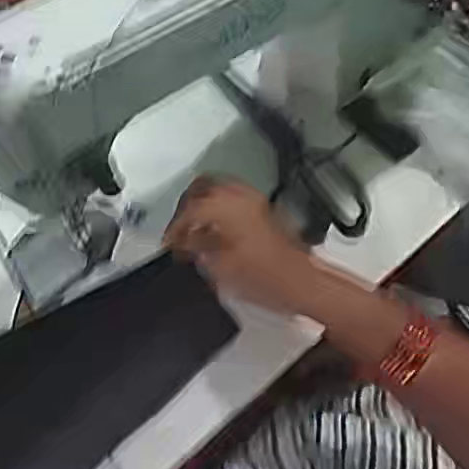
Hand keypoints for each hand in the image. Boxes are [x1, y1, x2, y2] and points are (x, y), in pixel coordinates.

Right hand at [163, 178, 323, 315]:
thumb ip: (197, 249)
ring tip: (194, 231)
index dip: (174, 227)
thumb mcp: (220, 267)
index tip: (168, 243)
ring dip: (203, 205)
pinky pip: (234, 197)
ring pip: (219, 189)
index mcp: (226, 206)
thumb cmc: (265, 276)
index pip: (189, 208)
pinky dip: (219, 208)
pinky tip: (215, 230)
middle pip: (202, 187)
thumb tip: (185, 243)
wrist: (300, 281)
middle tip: (178, 231)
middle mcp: (241, 195)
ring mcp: (255, 199)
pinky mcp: (264, 208)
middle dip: (186, 208)